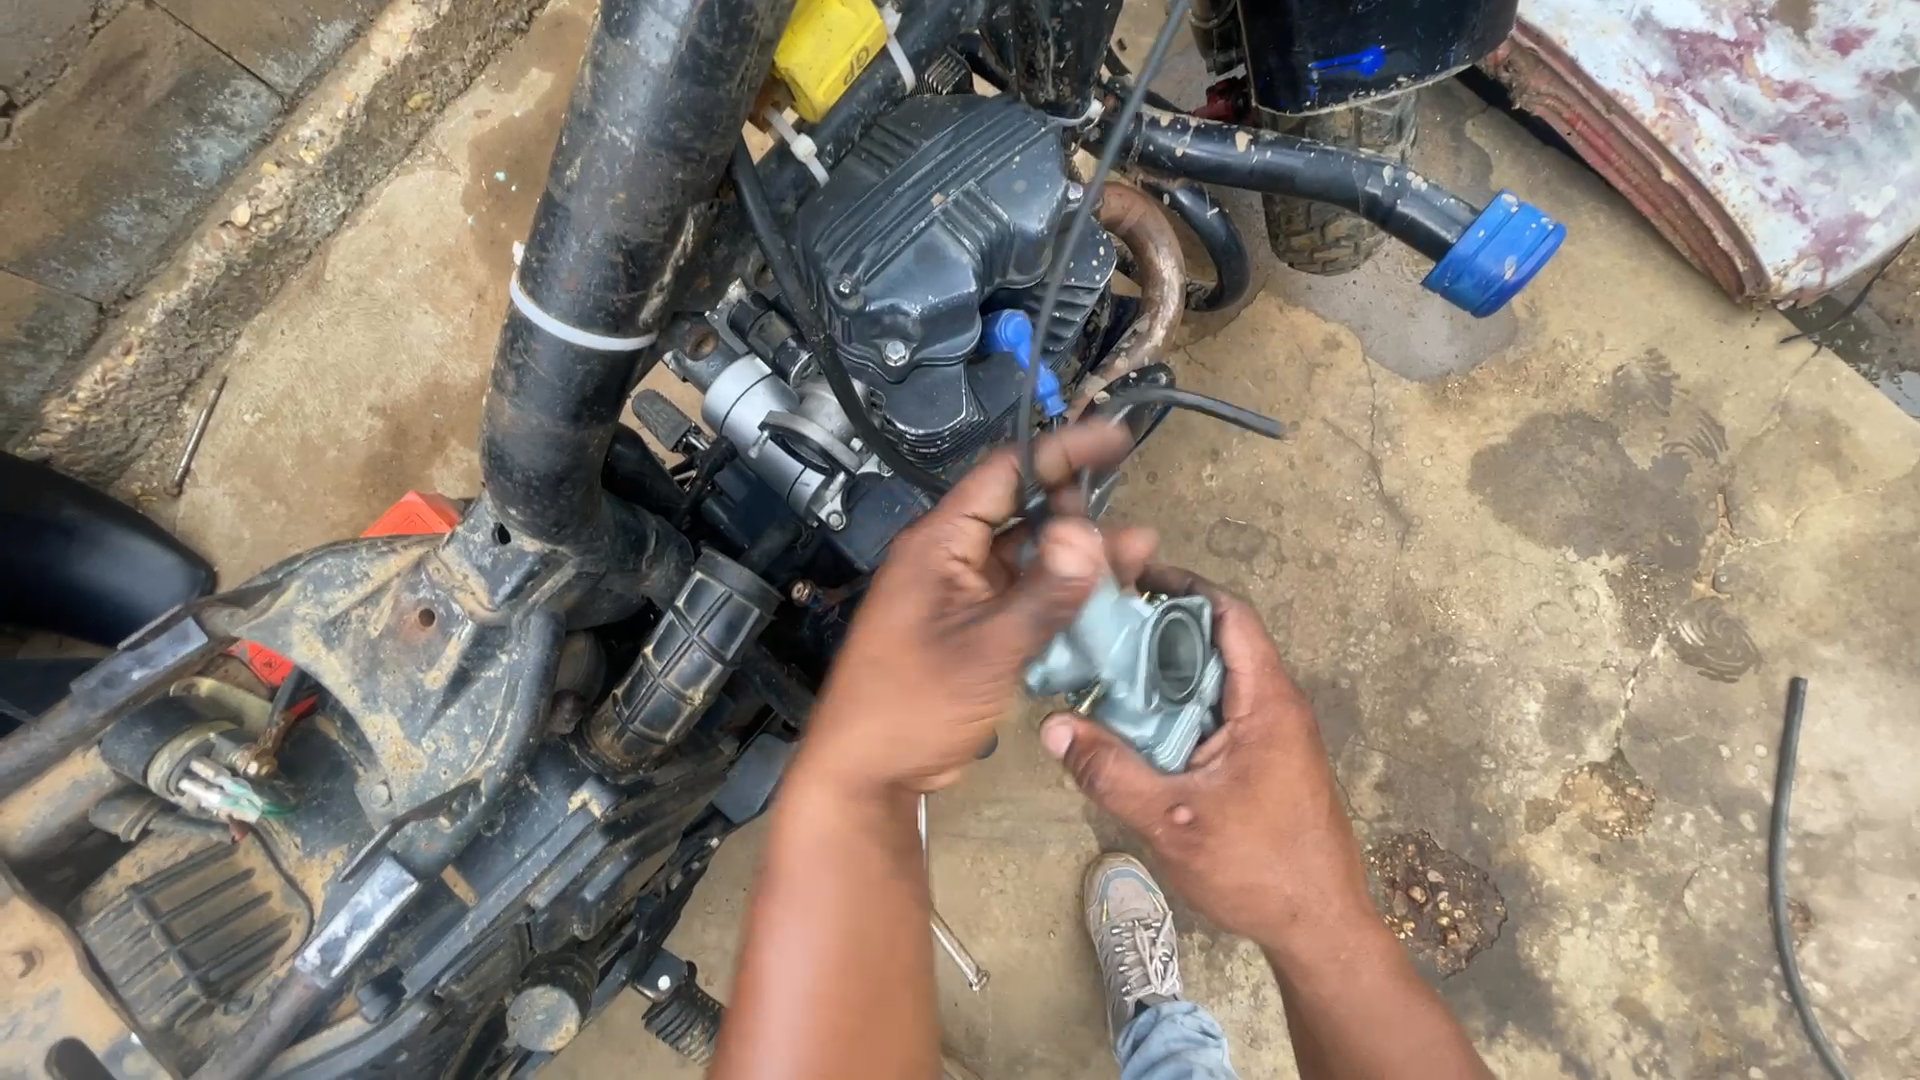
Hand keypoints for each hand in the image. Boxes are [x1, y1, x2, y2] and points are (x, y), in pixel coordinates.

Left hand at [800, 424, 1158, 795]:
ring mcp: (963, 593)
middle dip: (1078, 514)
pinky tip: (1100, 599)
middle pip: (1022, 514)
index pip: (1005, 474)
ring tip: (1135, 558)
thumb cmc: (911, 704)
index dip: (1061, 451)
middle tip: (1130, 531)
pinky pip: (1023, 595)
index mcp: (940, 543)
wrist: (867, 771)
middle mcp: (951, 557)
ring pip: (1029, 557)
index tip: (1114, 439)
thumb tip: (1091, 537)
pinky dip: (1060, 595)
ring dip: (1076, 558)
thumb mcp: (985, 648)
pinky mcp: (974, 626)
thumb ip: (1043, 594)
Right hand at [1039, 567, 1375, 954]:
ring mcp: (1271, 732)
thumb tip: (1052, 726)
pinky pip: (1214, 709)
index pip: (1231, 615)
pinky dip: (1177, 702)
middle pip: (1217, 639)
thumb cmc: (1258, 869)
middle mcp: (1274, 705)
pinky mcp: (1262, 757)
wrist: (1321, 931)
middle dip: (1161, 626)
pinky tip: (1137, 721)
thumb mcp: (1172, 821)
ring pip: (1214, 676)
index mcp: (1266, 701)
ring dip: (1167, 668)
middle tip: (1102, 627)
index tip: (1132, 580)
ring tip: (1109, 668)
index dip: (1185, 585)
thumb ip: (1110, 772)